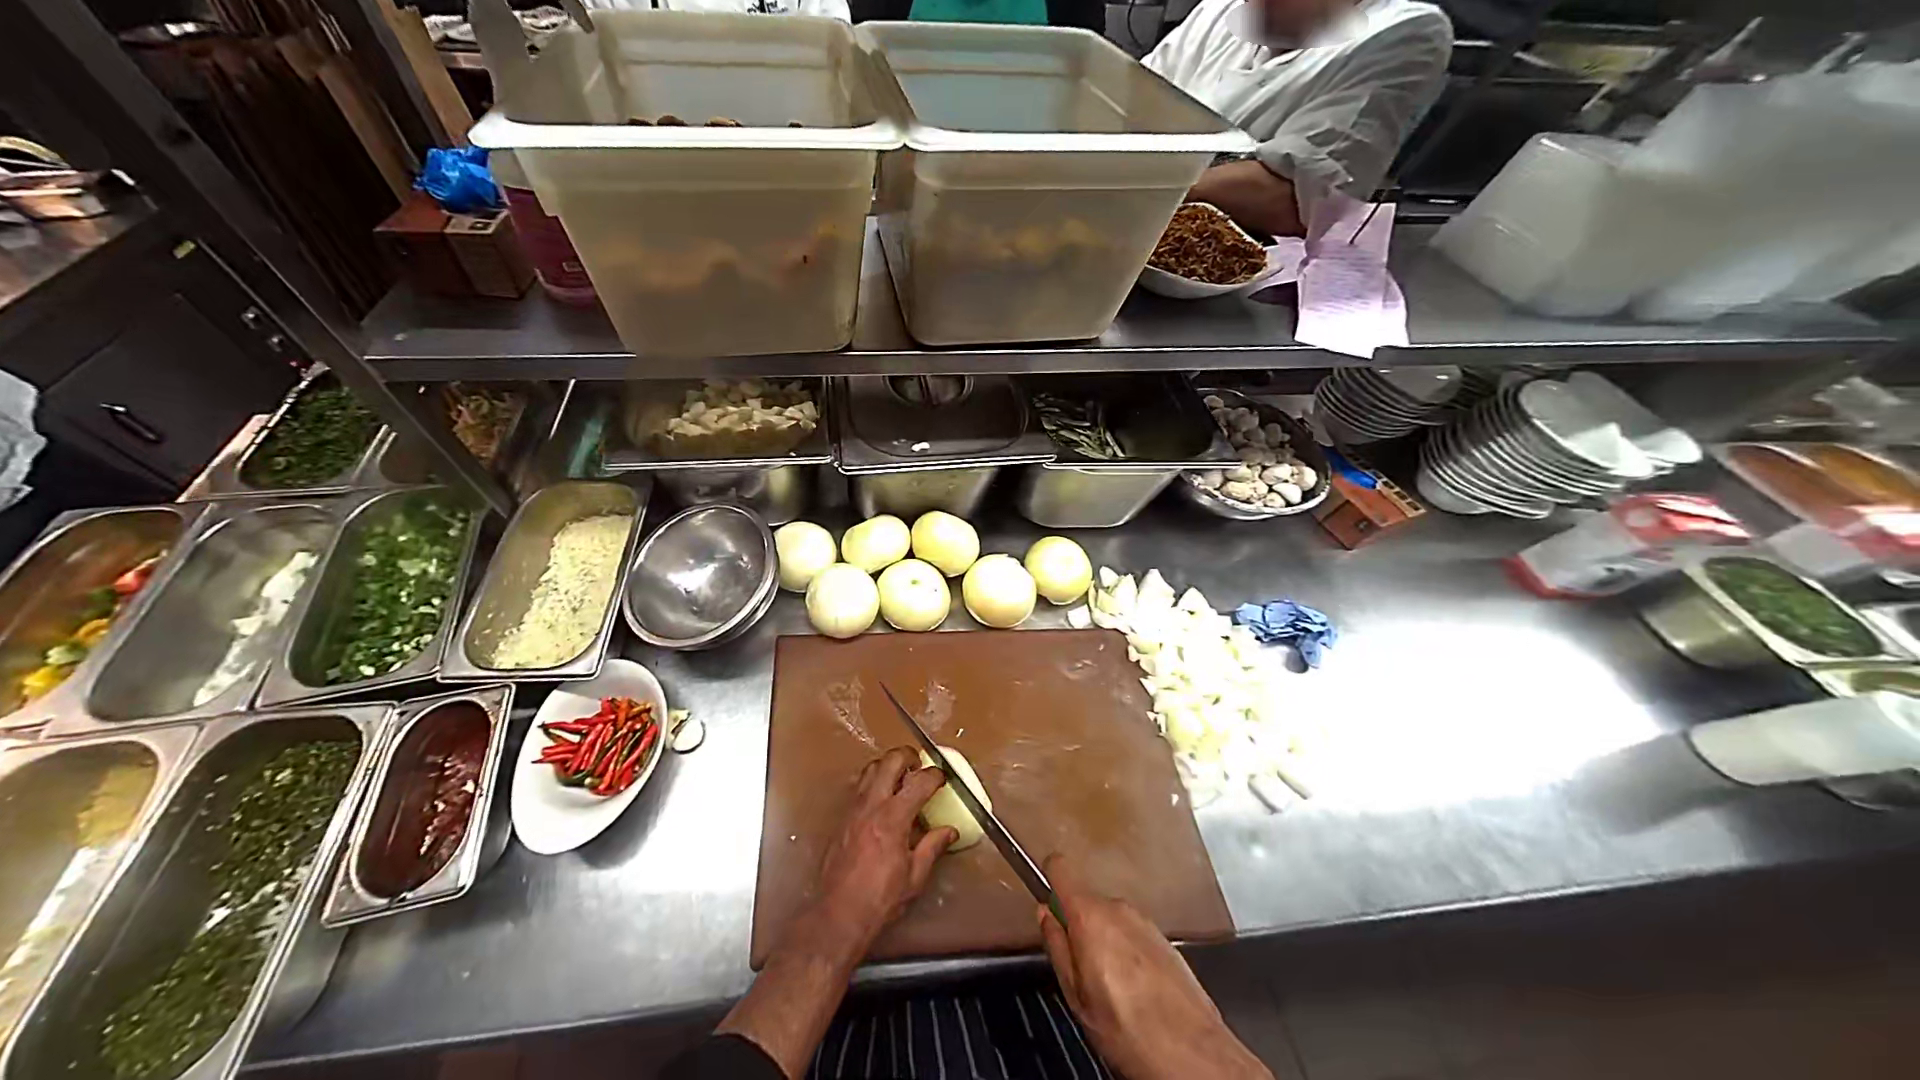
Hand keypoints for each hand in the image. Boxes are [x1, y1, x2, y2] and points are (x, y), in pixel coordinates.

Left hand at [812, 746, 956, 950]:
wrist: (839, 913)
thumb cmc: (879, 898)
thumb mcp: (915, 876)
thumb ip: (932, 847)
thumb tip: (949, 832)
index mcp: (893, 819)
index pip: (919, 782)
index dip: (935, 775)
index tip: (942, 777)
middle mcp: (871, 806)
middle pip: (890, 761)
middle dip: (908, 756)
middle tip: (919, 764)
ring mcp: (853, 809)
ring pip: (870, 769)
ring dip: (888, 765)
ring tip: (901, 776)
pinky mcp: (842, 818)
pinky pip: (858, 787)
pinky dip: (873, 782)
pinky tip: (881, 797)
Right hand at [1038, 854, 1271, 1079]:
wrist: (1192, 1052)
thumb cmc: (1129, 1030)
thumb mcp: (1075, 994)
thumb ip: (1056, 945)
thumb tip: (1045, 916)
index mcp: (1089, 916)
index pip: (1061, 868)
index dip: (1050, 876)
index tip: (1046, 898)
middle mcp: (1117, 908)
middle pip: (1085, 902)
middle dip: (1079, 927)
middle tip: (1080, 969)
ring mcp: (1144, 921)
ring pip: (1110, 920)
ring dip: (1105, 942)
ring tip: (1110, 987)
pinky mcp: (1164, 937)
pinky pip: (1132, 934)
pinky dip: (1127, 952)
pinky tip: (1134, 990)